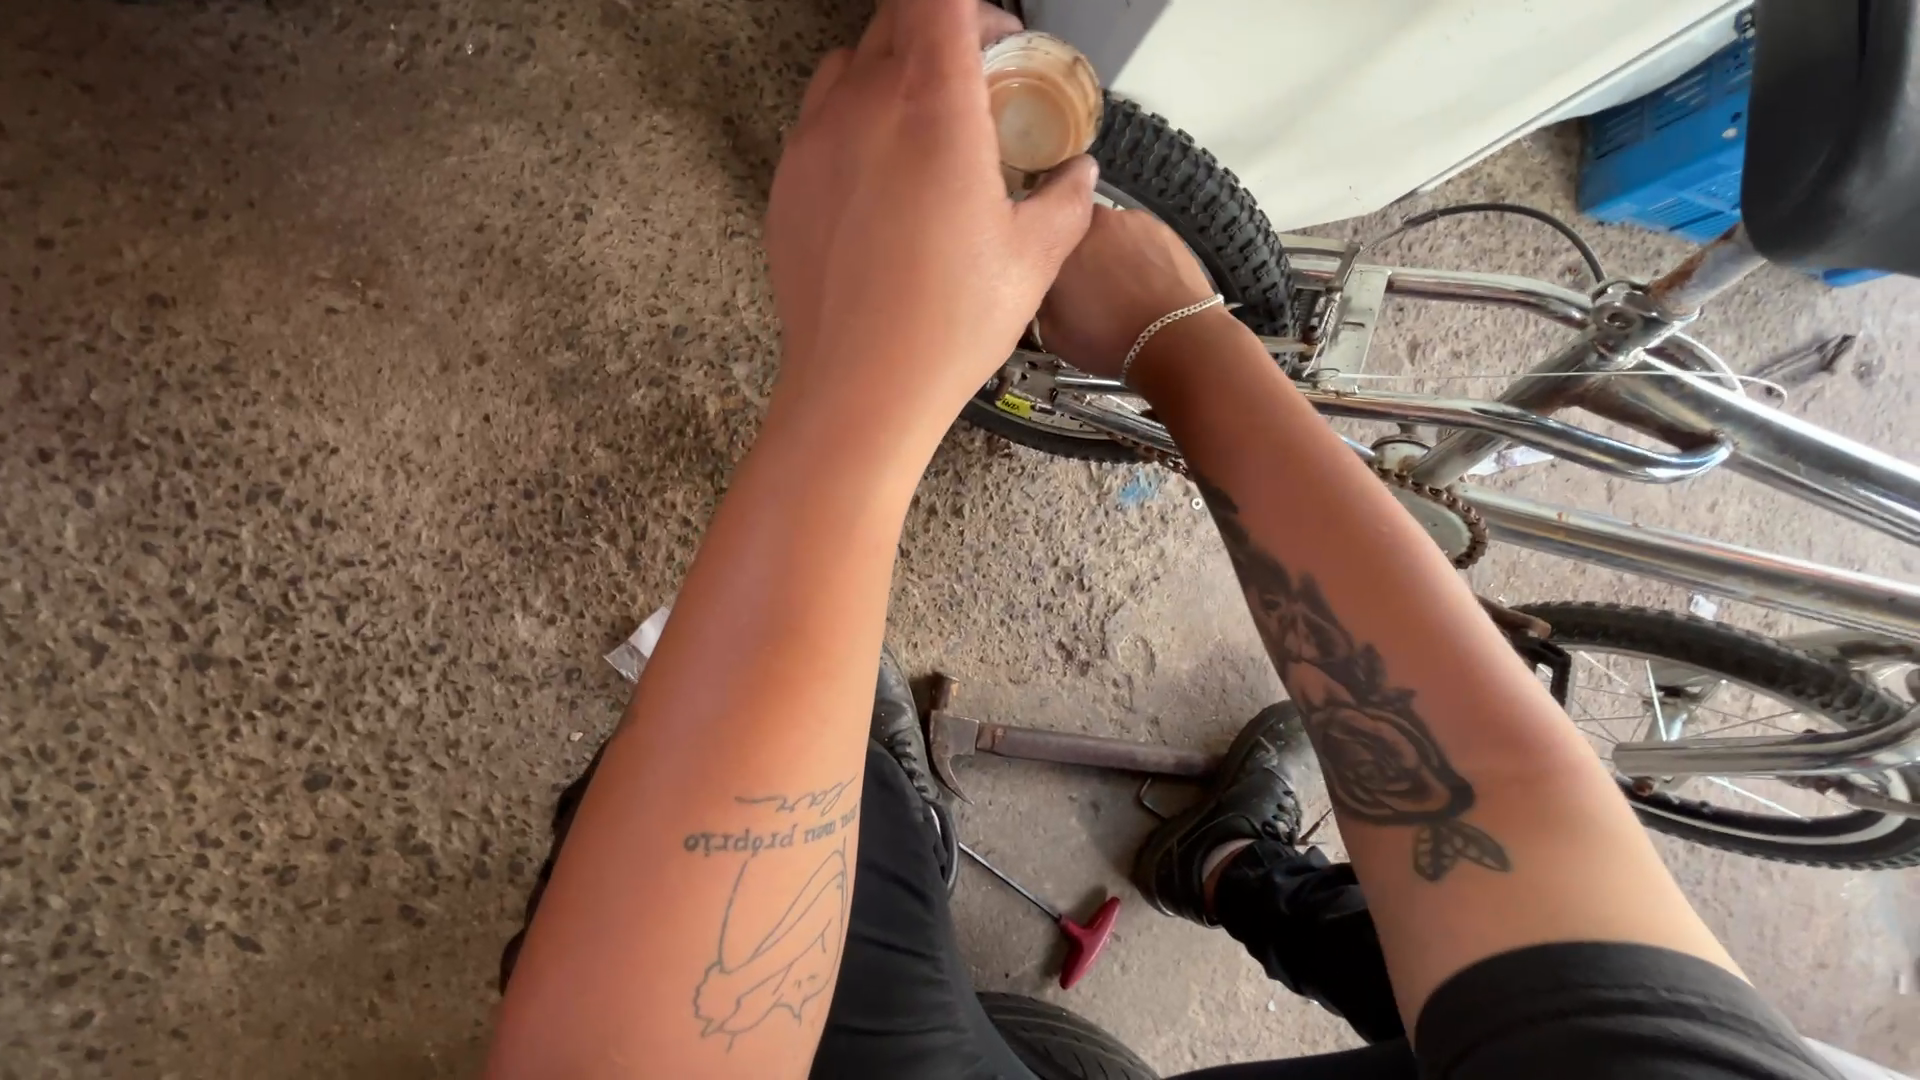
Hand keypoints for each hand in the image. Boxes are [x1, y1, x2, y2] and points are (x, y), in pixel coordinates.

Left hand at [765, 0, 1097, 438]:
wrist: (860, 388)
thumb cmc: (944, 327)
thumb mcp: (1032, 262)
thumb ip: (1064, 202)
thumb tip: (1077, 177)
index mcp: (933, 110)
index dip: (972, 10)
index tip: (994, 45)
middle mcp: (864, 108)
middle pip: (895, 21)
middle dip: (939, 41)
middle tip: (969, 97)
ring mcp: (814, 144)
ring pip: (849, 67)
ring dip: (889, 80)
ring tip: (919, 139)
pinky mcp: (787, 185)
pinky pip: (817, 124)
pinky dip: (850, 130)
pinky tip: (878, 189)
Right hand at [1038, 205, 1223, 378]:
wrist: (1175, 337)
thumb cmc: (1107, 340)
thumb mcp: (1052, 335)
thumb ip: (1040, 302)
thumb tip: (1048, 291)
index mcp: (1056, 246)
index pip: (1040, 249)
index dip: (1047, 270)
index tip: (1057, 292)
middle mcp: (1088, 222)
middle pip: (1075, 235)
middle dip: (1079, 257)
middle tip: (1089, 290)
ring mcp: (1128, 219)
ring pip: (1109, 233)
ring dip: (1109, 253)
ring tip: (1122, 288)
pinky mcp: (1160, 226)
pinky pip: (1138, 237)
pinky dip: (1137, 255)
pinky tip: (1145, 283)